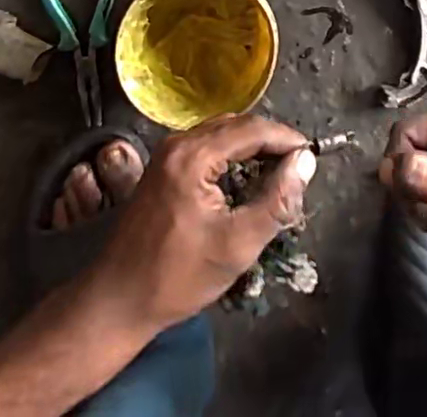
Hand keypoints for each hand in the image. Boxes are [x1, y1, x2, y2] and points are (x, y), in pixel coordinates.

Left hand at [83, 114, 315, 331]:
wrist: (116, 301)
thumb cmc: (177, 277)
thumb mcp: (238, 245)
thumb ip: (276, 201)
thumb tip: (305, 163)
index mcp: (194, 156)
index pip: (253, 129)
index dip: (286, 139)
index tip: (310, 157)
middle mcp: (179, 143)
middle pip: (238, 125)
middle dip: (271, 141)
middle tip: (297, 167)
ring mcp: (168, 153)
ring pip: (223, 133)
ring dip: (253, 146)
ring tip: (278, 172)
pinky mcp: (165, 166)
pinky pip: (208, 145)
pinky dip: (233, 154)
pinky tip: (246, 178)